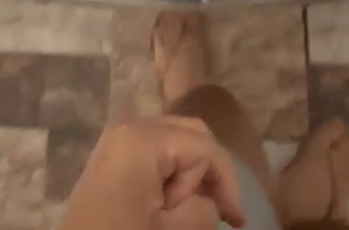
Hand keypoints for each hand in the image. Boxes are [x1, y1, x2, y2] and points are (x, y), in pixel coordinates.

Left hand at [56, 117, 247, 229]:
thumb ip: (201, 212)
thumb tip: (209, 202)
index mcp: (143, 140)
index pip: (203, 146)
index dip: (226, 182)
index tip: (237, 223)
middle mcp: (129, 128)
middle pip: (189, 133)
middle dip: (208, 172)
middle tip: (221, 214)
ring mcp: (117, 140)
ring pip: (173, 142)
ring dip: (189, 175)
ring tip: (190, 214)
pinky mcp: (112, 158)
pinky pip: (153, 154)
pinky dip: (170, 175)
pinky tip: (174, 206)